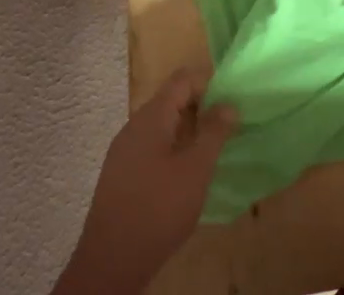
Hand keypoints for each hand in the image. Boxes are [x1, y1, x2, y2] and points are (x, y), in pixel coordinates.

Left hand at [54, 70, 238, 294]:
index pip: (182, 80)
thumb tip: (228, 104)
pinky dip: (173, 151)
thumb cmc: (159, 208)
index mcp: (150, 118)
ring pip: (162, 127)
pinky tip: (186, 176)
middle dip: (201, 109)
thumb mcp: (197, 168)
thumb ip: (214, 132)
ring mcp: (123, 153)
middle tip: (227, 130)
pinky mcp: (121, 176)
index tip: (233, 104)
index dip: (210, 84)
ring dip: (188, 132)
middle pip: (171, 101)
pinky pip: (152, 149)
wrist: (111, 262)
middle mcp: (133, 128)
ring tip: (212, 153)